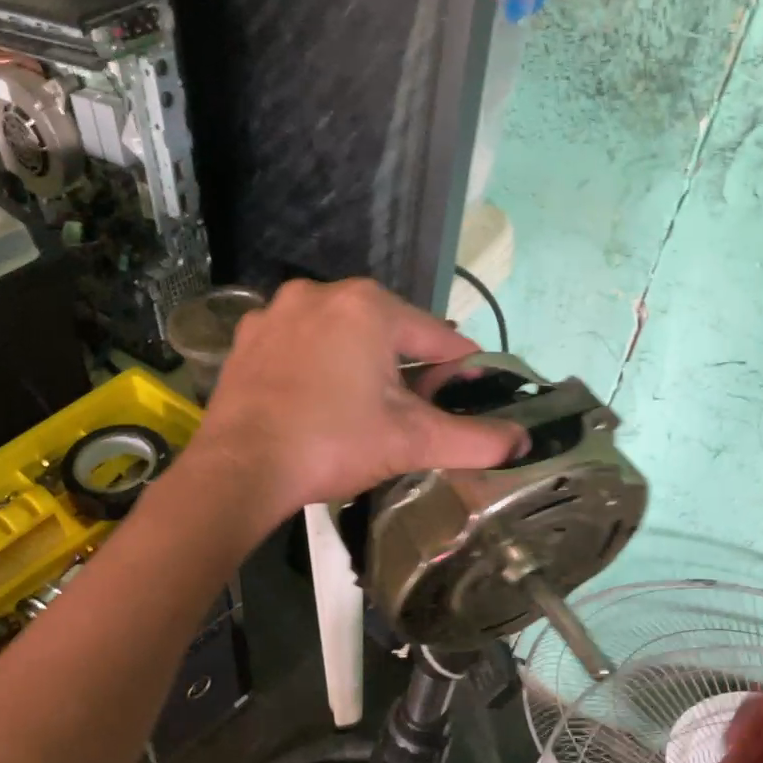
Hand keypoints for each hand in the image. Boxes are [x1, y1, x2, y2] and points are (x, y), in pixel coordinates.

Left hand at [186, 278, 526, 524]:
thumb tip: (522, 443)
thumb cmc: (331, 444)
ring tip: (360, 414)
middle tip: (407, 416)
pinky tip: (314, 404)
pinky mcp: (245, 340)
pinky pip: (297, 348)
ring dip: (358, 367)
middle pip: (386, 333)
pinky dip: (313, 368)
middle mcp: (320, 293)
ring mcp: (275, 313)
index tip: (466, 399)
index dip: (458, 370)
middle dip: (404, 370)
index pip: (436, 337)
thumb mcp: (410, 441)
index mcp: (369, 306)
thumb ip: (473, 439)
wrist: (240, 470)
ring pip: (339, 338)